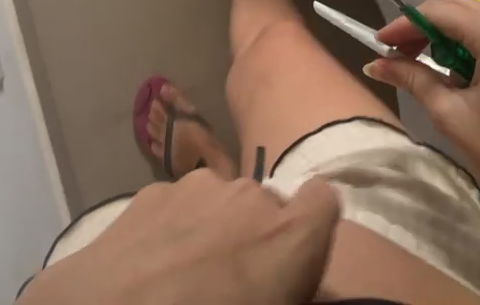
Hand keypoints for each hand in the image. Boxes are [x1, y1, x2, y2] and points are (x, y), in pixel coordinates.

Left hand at [20, 171, 340, 304]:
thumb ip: (292, 293)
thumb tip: (302, 291)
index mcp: (287, 236)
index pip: (325, 201)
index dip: (314, 225)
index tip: (298, 260)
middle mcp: (249, 196)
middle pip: (268, 204)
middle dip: (259, 236)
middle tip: (237, 284)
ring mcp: (198, 186)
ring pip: (223, 201)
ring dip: (217, 229)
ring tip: (190, 279)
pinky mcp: (155, 189)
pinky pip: (183, 204)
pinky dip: (179, 227)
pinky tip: (155, 267)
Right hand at [365, 0, 479, 220]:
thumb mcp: (451, 115)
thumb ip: (413, 78)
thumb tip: (374, 64)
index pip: (440, 13)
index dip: (405, 24)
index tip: (379, 43)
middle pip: (459, 8)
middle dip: (424, 25)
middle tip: (398, 53)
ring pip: (477, 18)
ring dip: (446, 33)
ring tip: (421, 62)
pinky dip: (469, 42)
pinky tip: (455, 68)